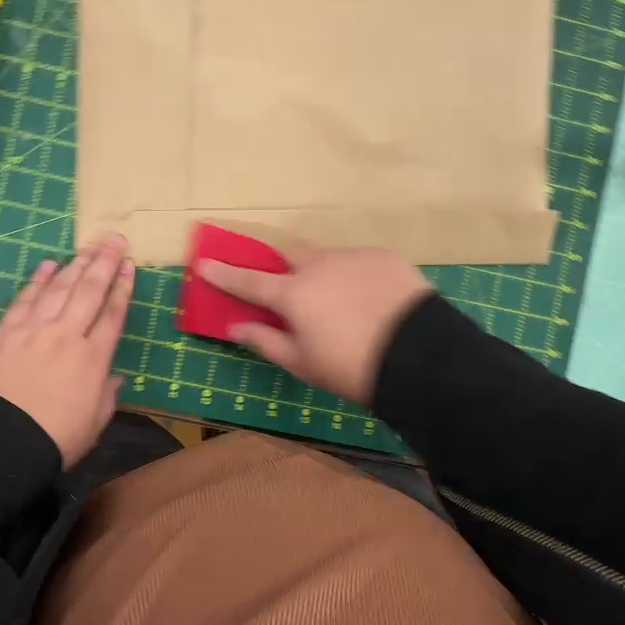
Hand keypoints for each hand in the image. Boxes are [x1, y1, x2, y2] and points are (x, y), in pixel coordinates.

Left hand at [0, 234, 134, 465]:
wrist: (0, 441)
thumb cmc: (54, 439)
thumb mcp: (94, 423)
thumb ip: (106, 395)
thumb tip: (113, 377)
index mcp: (93, 359)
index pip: (112, 314)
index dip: (122, 288)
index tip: (129, 265)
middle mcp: (67, 335)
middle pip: (89, 291)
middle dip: (104, 263)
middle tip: (114, 239)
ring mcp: (34, 330)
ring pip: (59, 288)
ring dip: (75, 265)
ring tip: (87, 247)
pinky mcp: (6, 332)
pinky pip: (25, 299)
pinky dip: (37, 280)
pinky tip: (48, 265)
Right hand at [198, 246, 431, 404]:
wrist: (420, 357)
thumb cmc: (352, 368)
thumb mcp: (303, 364)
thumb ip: (265, 341)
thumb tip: (235, 326)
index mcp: (293, 294)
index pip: (249, 281)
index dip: (224, 274)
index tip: (204, 263)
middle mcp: (318, 265)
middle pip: (289, 258)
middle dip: (283, 270)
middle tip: (289, 290)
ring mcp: (352, 256)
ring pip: (327, 259)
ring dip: (323, 275)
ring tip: (341, 306)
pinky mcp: (383, 256)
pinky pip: (357, 262)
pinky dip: (354, 277)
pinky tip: (369, 301)